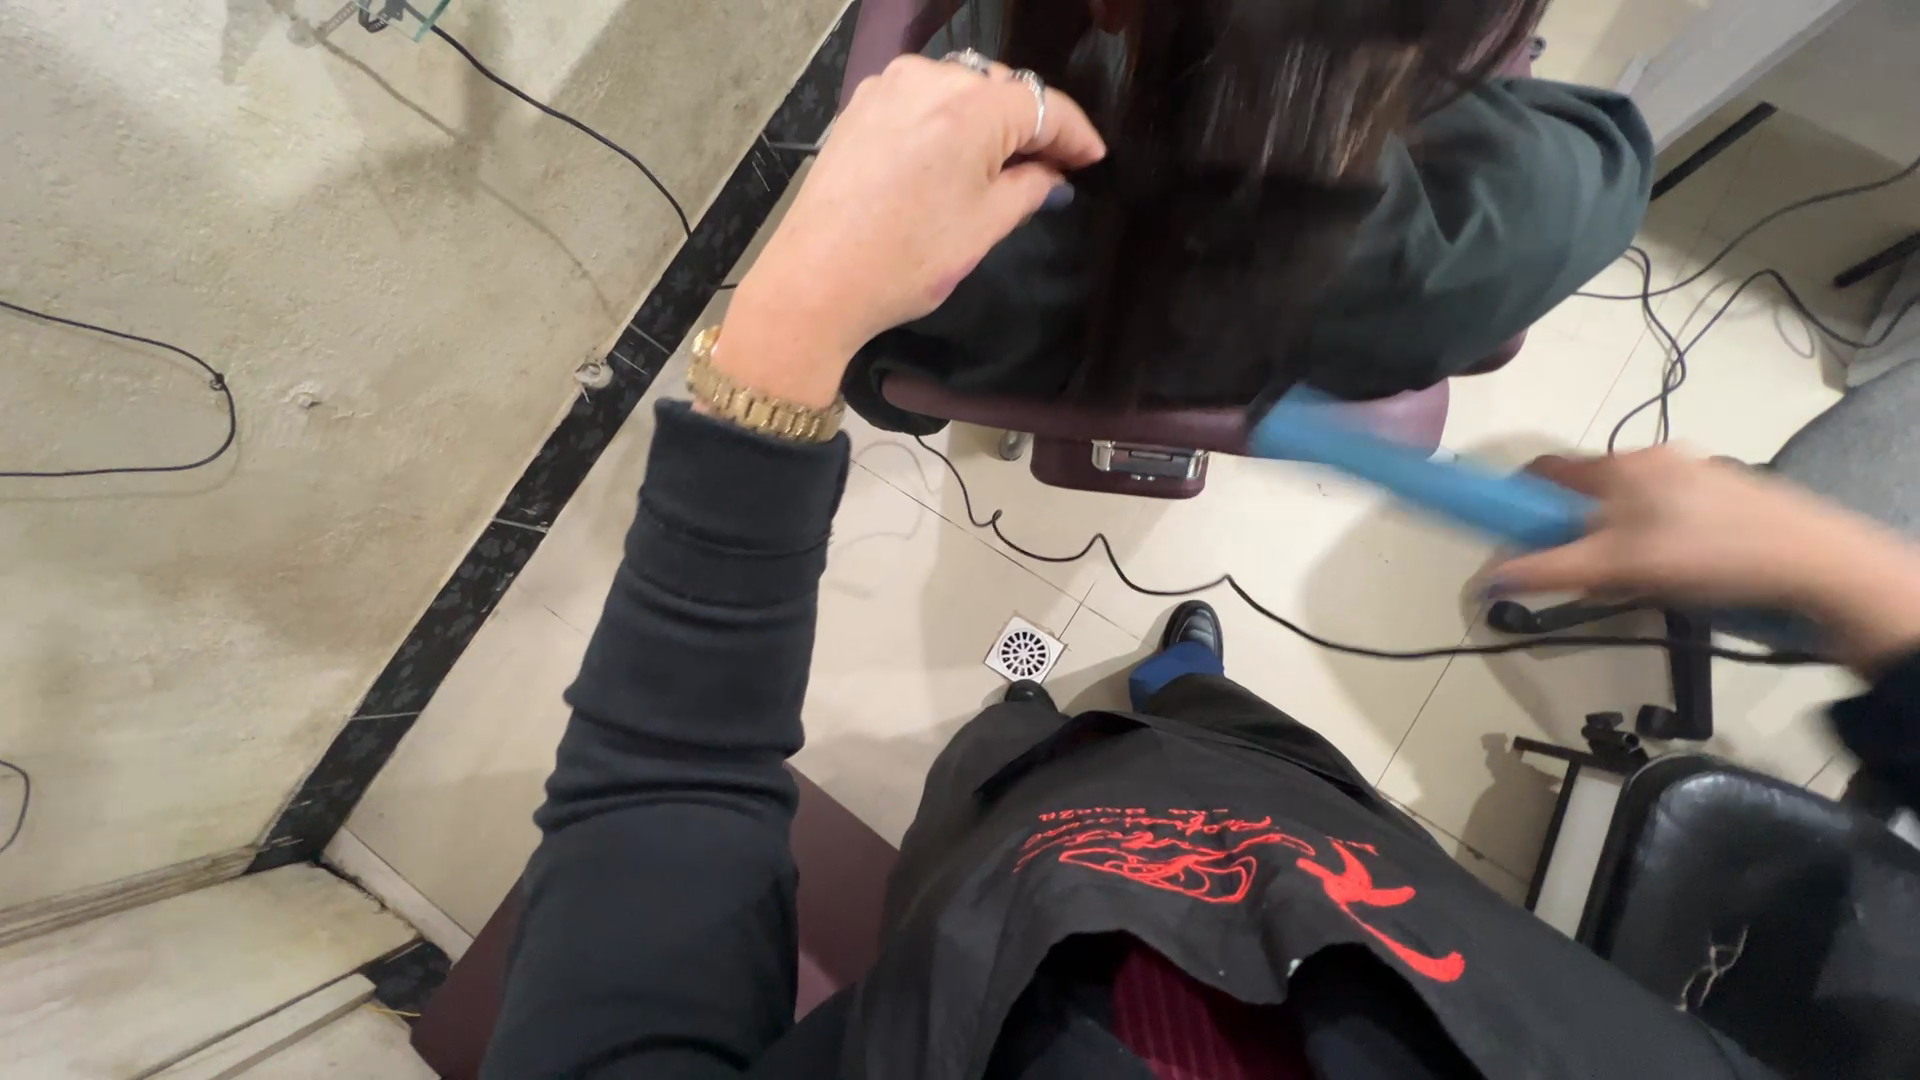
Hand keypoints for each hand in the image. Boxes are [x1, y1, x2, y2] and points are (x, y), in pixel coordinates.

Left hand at [715, 55, 1106, 407]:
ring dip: (987, 124)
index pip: (1043, 105)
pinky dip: (947, 124)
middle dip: (1031, 128)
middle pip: (1001, 91)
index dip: (1076, 133)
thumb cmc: (906, 262)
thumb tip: (1053, 174)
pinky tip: (952, 160)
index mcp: (969, 108)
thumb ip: (1028, 189)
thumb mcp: (982, 229)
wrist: (817, 281)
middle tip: (1051, 169)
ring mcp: (888, 88)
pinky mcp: (861, 107)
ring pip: (959, 92)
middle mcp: (929, 79)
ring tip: (1000, 168)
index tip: (1094, 158)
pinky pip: (922, 102)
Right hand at [1488, 447, 1919, 671]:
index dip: (1515, 498)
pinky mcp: (1728, 493)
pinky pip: (1664, 511)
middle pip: (1582, 492)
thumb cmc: (1705, 555)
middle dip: (1570, 528)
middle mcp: (1653, 458)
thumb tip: (1485, 578)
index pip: (1541, 470)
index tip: (1512, 532)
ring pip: (1624, 505)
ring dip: (1612, 536)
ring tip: (1632, 576)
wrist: (1824, 567)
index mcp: (1619, 467)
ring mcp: (1695, 472)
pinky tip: (1673, 569)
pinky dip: (1651, 537)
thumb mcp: (1613, 569)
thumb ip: (1543, 571)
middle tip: (1581, 567)